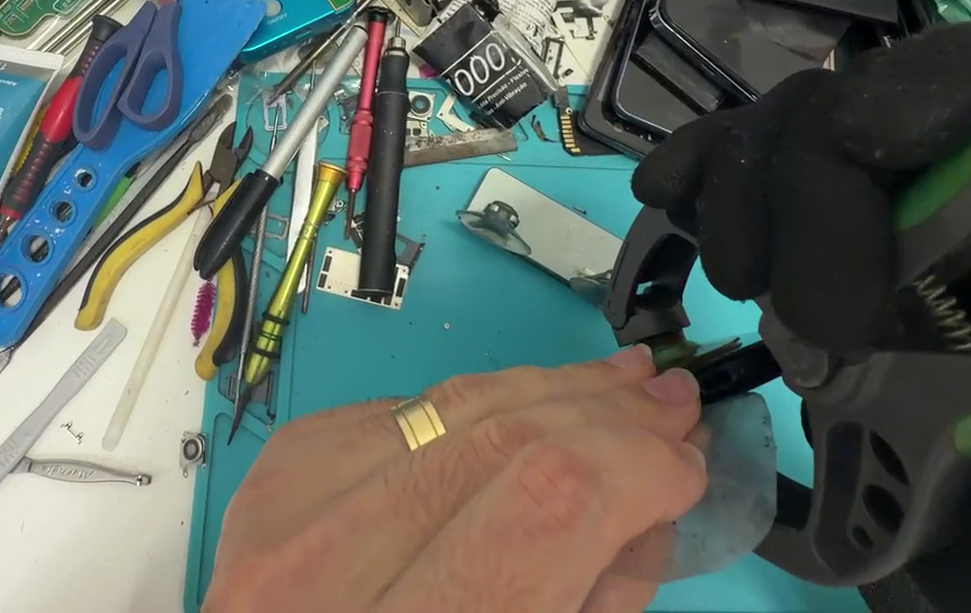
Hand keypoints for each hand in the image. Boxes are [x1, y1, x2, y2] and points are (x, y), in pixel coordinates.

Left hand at [204, 348, 707, 612]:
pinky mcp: (286, 463)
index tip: (685, 455)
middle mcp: (330, 564)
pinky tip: (524, 403)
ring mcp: (295, 500)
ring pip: (450, 402)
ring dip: (546, 387)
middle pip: (494, 436)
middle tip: (665, 397)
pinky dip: (477, 406)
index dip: (632, 462)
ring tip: (613, 380)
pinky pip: (406, 409)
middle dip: (599, 408)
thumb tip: (644, 493)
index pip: (545, 499)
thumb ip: (595, 598)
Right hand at [630, 11, 970, 611]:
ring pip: (779, 121)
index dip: (938, 82)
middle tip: (810, 317)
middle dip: (810, 189)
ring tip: (738, 287)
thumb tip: (909, 319)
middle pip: (863, 97)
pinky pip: (726, 152)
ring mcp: (869, 171)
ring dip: (737, 193)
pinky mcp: (794, 197)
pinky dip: (692, 170)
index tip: (876, 150)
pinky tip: (666, 198)